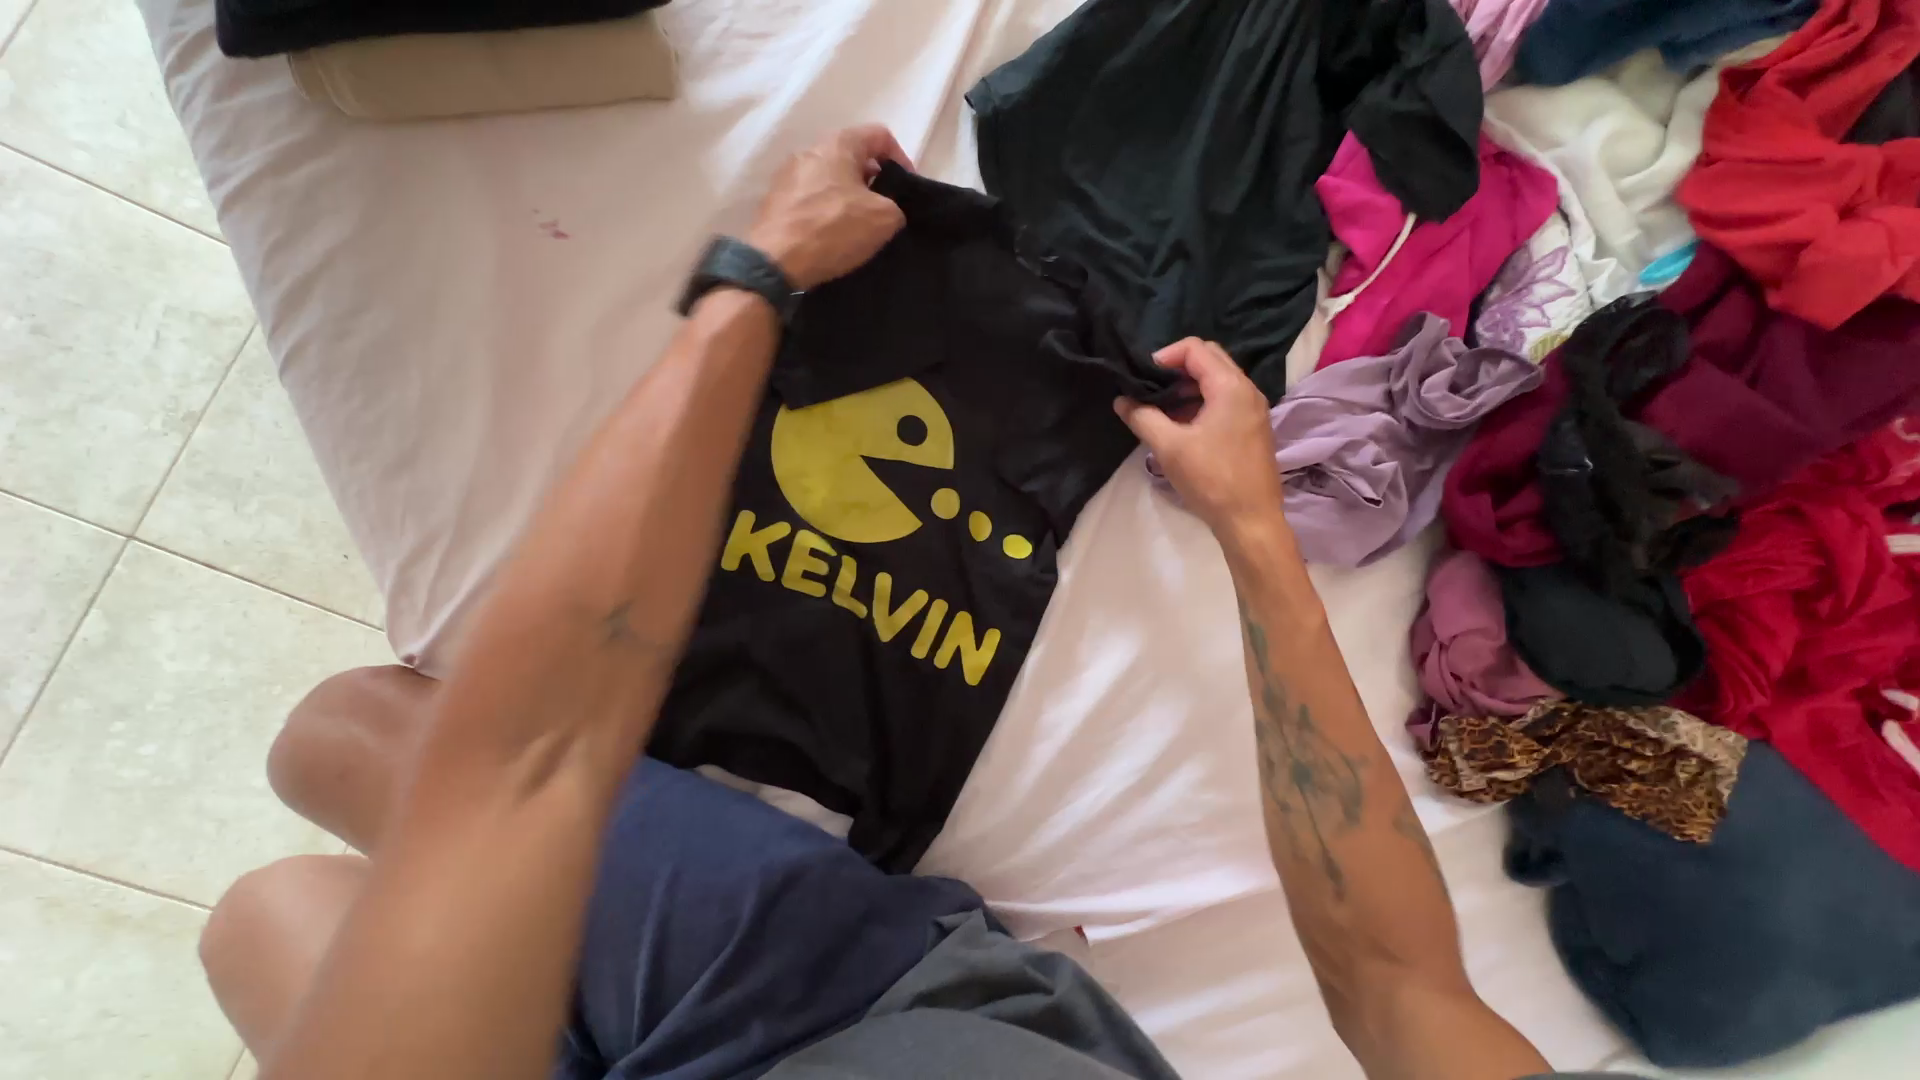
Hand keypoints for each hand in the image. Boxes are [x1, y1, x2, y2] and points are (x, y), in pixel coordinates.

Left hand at [746, 124, 913, 290]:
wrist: (777, 260)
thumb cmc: (833, 229)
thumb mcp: (883, 219)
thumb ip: (896, 207)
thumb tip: (887, 210)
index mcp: (838, 143)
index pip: (880, 136)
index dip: (902, 159)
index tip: (907, 189)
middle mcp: (810, 150)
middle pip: (853, 158)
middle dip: (874, 182)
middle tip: (885, 211)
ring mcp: (788, 176)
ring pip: (831, 180)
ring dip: (849, 198)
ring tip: (859, 228)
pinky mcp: (776, 202)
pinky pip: (811, 200)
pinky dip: (826, 213)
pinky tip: (832, 237)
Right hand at [1115, 339, 1287, 536]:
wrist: (1250, 519)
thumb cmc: (1210, 479)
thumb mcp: (1169, 447)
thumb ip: (1142, 417)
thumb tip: (1121, 401)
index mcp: (1230, 387)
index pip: (1196, 348)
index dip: (1165, 356)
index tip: (1143, 377)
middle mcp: (1247, 390)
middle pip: (1209, 360)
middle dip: (1176, 369)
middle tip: (1150, 389)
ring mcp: (1253, 409)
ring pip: (1217, 381)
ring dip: (1188, 388)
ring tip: (1161, 410)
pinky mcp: (1252, 427)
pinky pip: (1225, 401)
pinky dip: (1201, 403)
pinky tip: (1181, 427)